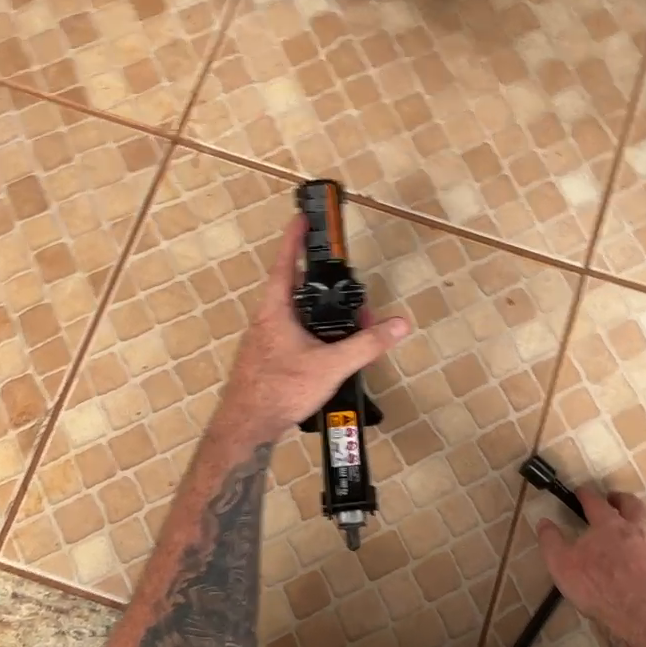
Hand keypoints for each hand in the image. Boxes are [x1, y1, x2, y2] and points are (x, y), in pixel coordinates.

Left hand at [215, 215, 409, 442]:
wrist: (246, 426)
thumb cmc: (280, 389)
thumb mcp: (331, 365)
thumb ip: (367, 344)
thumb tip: (399, 325)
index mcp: (276, 310)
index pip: (286, 264)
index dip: (294, 239)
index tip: (302, 219)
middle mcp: (266, 320)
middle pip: (296, 291)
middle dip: (327, 289)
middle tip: (353, 296)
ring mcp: (264, 341)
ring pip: (296, 316)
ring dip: (323, 316)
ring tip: (350, 328)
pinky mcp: (266, 360)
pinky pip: (294, 335)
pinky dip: (315, 334)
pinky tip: (330, 353)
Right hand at [538, 488, 645, 646]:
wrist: (633, 618)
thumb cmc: (594, 587)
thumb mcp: (560, 563)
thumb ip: (550, 540)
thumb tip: (544, 522)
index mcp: (609, 525)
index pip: (596, 501)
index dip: (585, 494)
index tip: (579, 492)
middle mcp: (632, 531)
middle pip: (631, 505)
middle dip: (619, 499)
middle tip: (610, 500)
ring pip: (642, 525)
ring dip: (631, 520)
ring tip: (618, 527)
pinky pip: (645, 546)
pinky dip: (635, 542)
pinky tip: (627, 554)